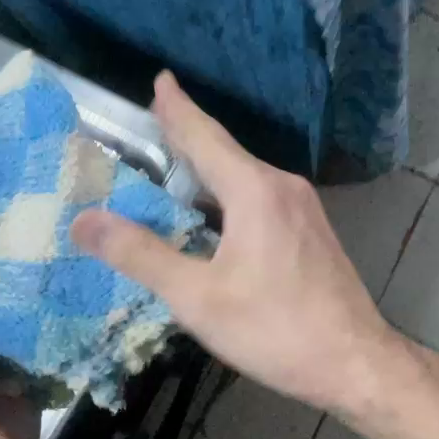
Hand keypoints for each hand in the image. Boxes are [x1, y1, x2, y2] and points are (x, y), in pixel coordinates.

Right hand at [70, 72, 410, 419]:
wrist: (354, 360)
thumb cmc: (276, 329)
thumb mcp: (198, 298)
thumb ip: (141, 255)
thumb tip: (84, 219)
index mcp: (256, 190)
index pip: (205, 136)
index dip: (177, 108)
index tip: (161, 78)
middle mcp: (283, 187)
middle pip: (226, 154)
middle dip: (188, 137)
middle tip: (155, 119)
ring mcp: (304, 208)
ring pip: (245, 178)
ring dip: (209, 169)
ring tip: (174, 165)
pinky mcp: (312, 231)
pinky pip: (261, 198)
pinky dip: (229, 195)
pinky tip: (216, 213)